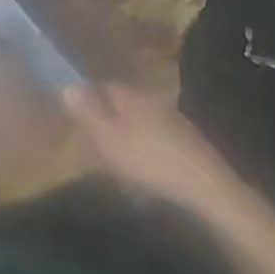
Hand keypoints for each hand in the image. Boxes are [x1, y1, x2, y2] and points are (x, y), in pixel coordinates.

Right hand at [62, 84, 251, 214]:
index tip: (75, 113)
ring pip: (140, 124)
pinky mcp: (189, 144)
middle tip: (93, 141)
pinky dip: (144, 151)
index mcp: (134, 98)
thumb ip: (87, 111)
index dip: (88, 96)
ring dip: (126, 138)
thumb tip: (67, 85)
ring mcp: (176, 123)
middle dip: (107, 120)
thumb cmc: (147, 160)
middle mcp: (156, 103)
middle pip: (124, 105)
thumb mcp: (107, 137)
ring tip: (116, 163)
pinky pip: (156, 141)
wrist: (206, 187)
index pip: (105, 86)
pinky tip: (142, 173)